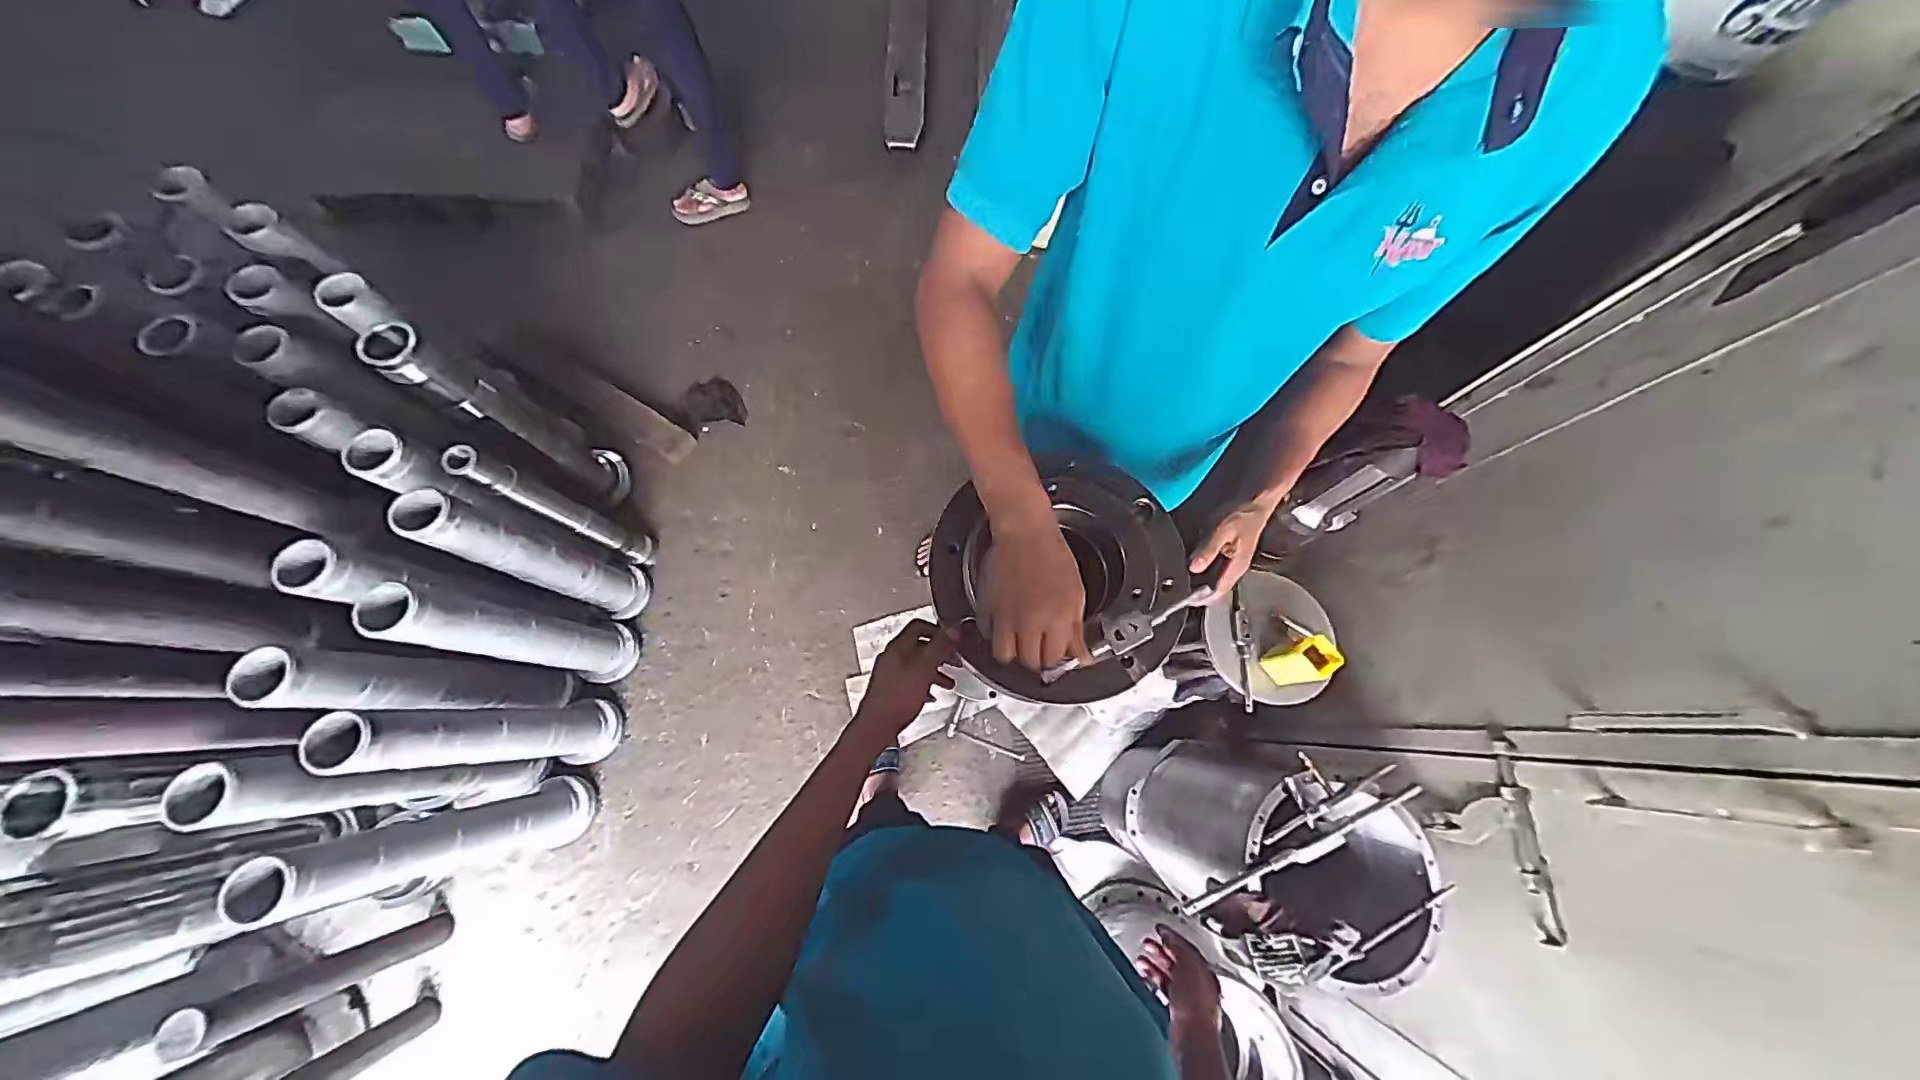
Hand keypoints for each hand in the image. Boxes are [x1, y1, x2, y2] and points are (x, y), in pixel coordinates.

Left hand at [852, 620, 954, 739]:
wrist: (877, 725)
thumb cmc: (897, 698)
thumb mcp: (924, 669)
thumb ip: (938, 647)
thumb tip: (951, 630)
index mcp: (899, 647)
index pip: (918, 626)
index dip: (937, 630)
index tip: (951, 639)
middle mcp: (892, 656)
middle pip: (920, 645)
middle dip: (940, 652)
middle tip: (954, 660)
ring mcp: (889, 671)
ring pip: (917, 664)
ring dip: (935, 670)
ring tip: (948, 682)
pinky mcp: (889, 687)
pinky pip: (911, 679)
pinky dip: (924, 683)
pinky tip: (931, 695)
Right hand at [987, 522, 1092, 670]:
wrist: (1025, 532)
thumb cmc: (1052, 554)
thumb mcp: (1076, 593)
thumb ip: (1077, 629)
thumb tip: (1081, 657)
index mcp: (1057, 618)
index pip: (1054, 659)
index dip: (1057, 659)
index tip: (1058, 653)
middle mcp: (1029, 621)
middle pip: (1029, 662)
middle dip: (1037, 658)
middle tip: (1041, 646)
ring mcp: (1006, 616)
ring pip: (1004, 656)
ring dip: (1014, 652)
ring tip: (1022, 640)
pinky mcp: (988, 607)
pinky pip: (987, 634)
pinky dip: (995, 634)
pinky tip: (1006, 624)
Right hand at [1137, 925, 1221, 1034]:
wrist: (1191, 1037)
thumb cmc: (1196, 1005)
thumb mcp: (1187, 965)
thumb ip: (1178, 947)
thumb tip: (1169, 936)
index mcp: (1205, 973)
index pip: (1187, 949)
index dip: (1172, 937)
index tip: (1160, 930)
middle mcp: (1200, 986)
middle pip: (1178, 962)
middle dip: (1161, 951)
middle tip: (1148, 942)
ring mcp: (1189, 1001)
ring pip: (1170, 976)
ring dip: (1154, 966)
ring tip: (1141, 959)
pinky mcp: (1178, 1014)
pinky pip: (1164, 990)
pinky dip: (1154, 981)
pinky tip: (1146, 978)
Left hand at [1188, 497, 1279, 602]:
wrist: (1257, 502)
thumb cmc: (1244, 514)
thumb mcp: (1222, 531)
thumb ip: (1208, 550)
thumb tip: (1194, 567)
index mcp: (1237, 566)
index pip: (1218, 591)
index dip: (1201, 598)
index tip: (1185, 600)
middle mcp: (1236, 567)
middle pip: (1216, 589)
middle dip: (1199, 594)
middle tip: (1180, 593)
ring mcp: (1233, 562)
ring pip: (1215, 580)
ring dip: (1201, 584)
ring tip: (1183, 584)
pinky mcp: (1230, 555)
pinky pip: (1215, 570)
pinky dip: (1204, 572)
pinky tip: (1193, 567)